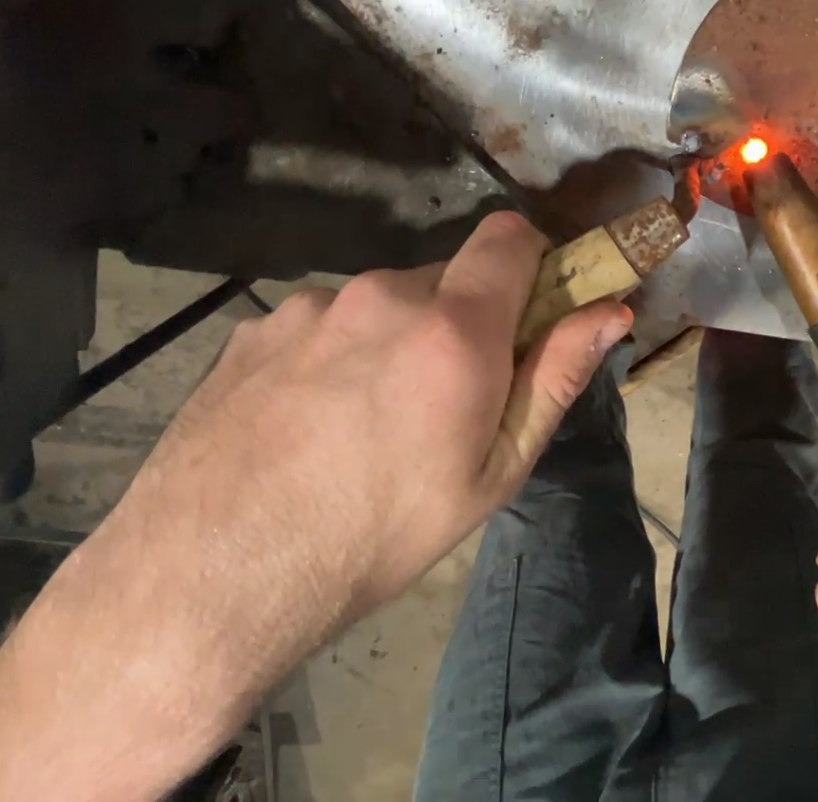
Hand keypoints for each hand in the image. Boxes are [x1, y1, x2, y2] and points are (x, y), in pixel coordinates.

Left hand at [0, 212, 633, 801]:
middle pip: (449, 276)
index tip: (533, 314)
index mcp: (452, 328)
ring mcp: (308, 306)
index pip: (512, 236)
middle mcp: (380, 294)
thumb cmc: (379, 537)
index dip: (535, 261)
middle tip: (448, 401)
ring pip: (384, 303)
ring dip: (398, 339)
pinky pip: (325, 322)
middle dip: (465, 319)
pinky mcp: (254, 328)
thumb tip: (612, 309)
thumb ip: (556, 376)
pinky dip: (339, 353)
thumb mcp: (494, 470)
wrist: (204, 582)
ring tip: (367, 424)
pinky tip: (310, 424)